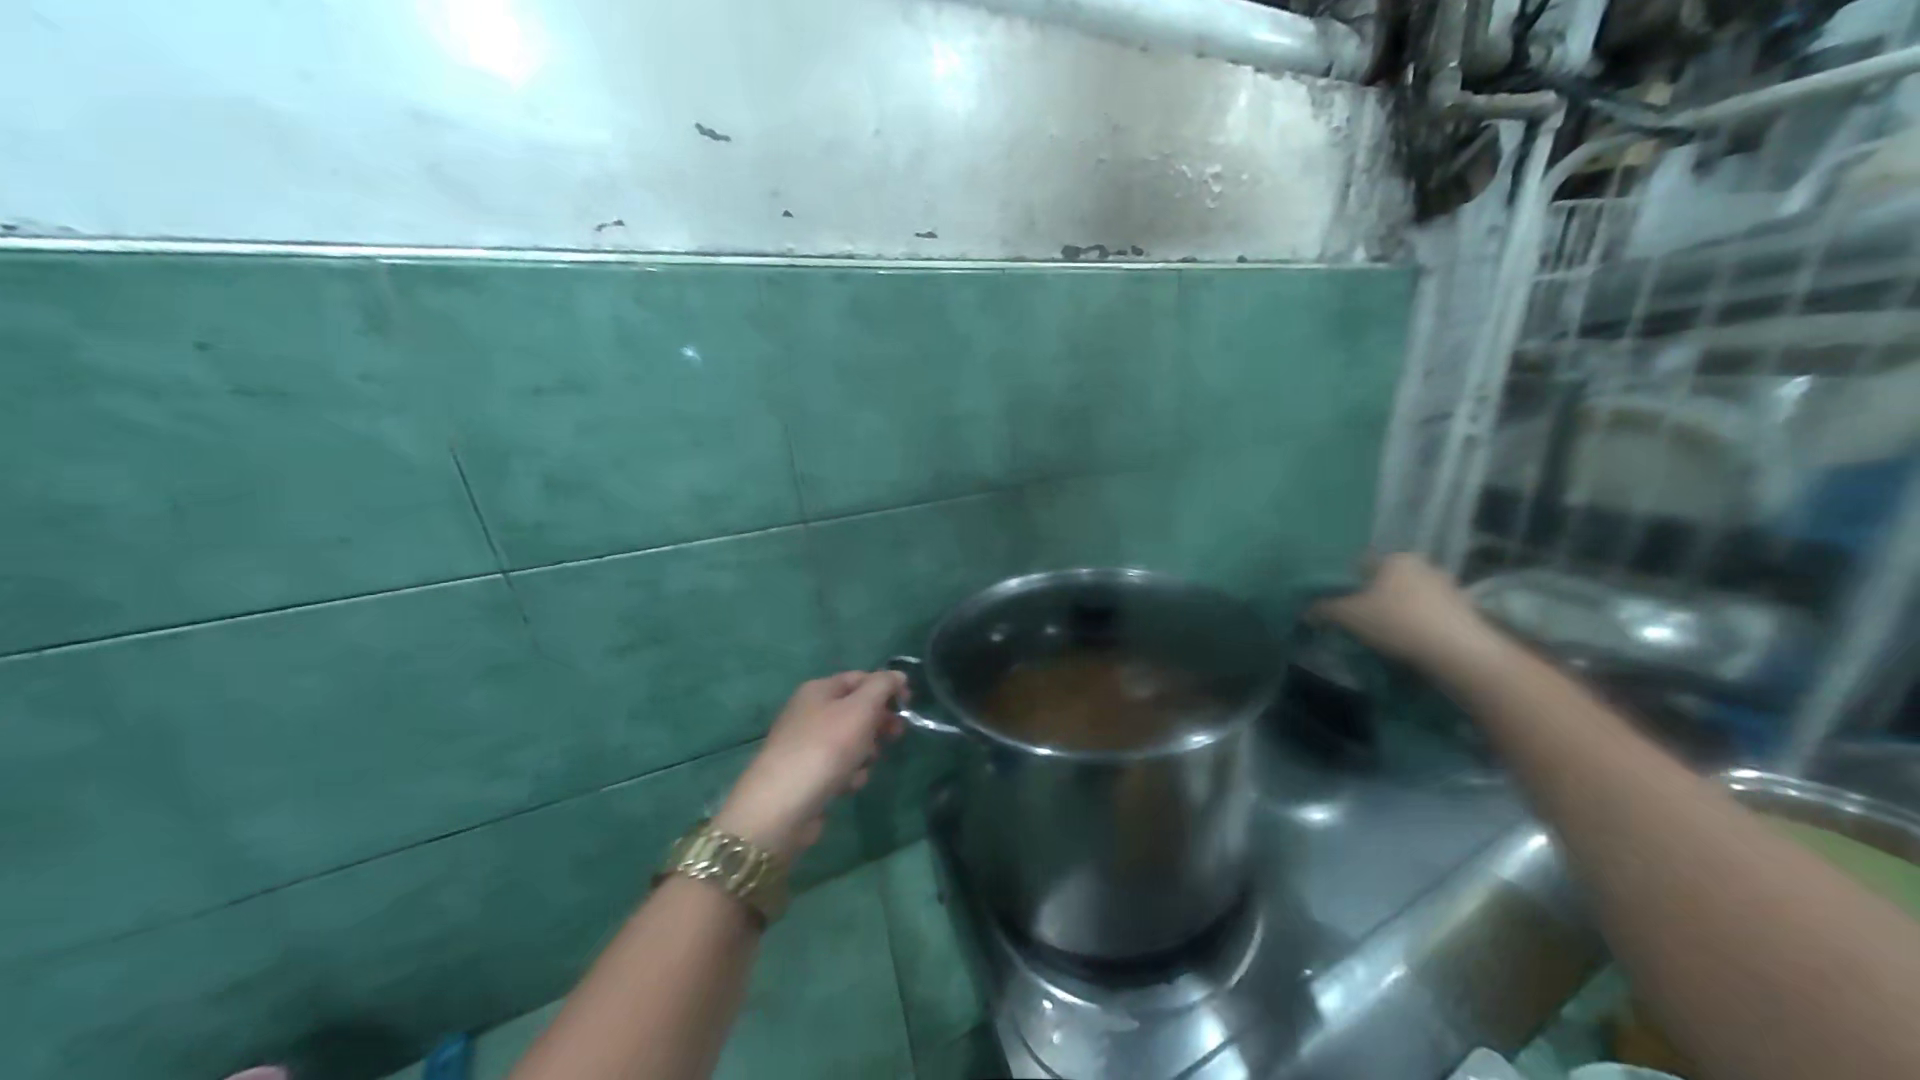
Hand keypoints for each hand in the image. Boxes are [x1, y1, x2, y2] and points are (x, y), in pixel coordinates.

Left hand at [712, 671, 907, 859]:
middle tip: (895, 736)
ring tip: (861, 766)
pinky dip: (849, 774)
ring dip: (866, 753)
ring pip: (853, 741)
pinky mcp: (808, 774)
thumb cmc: (825, 748)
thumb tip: (898, 676)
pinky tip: (846, 785)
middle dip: (878, 723)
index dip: (888, 688)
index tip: (909, 705)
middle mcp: (810, 712)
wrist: (782, 806)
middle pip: (857, 710)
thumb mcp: (860, 709)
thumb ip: (882, 687)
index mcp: (819, 690)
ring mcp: (807, 744)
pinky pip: (840, 766)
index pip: (861, 678)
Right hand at [1313, 554, 1502, 669]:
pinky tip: (1411, 642)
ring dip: (1400, 611)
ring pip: (1412, 597)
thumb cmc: (1397, 622)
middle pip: (1387, 581)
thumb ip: (1324, 609)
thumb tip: (1306, 610)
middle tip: (1360, 620)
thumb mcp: (1348, 616)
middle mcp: (1424, 565)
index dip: (1345, 585)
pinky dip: (1420, 624)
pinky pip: (1432, 614)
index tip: (1338, 605)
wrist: (1459, 652)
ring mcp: (1450, 587)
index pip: (1361, 565)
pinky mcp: (1466, 611)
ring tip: (1386, 635)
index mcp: (1396, 558)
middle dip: (1375, 597)